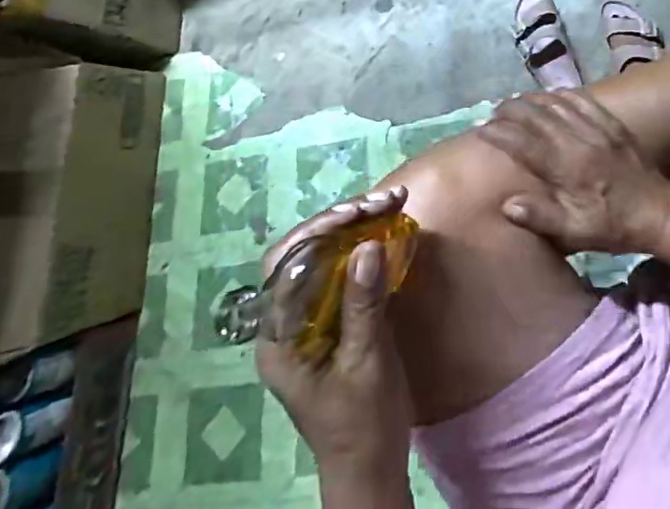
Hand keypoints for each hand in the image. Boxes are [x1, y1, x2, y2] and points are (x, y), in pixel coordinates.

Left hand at [256, 189, 414, 504]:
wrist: (370, 468)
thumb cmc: (362, 424)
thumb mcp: (366, 364)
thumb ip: (363, 305)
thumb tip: (369, 245)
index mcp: (278, 336)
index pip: (286, 266)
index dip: (318, 233)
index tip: (357, 214)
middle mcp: (287, 320)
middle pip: (303, 253)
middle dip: (340, 222)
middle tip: (382, 201)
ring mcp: (311, 317)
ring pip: (324, 256)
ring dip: (355, 228)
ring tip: (391, 203)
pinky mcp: (334, 316)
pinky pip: (343, 271)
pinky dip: (365, 248)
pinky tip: (389, 231)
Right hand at [476, 90, 669, 253]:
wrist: (657, 213)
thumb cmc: (612, 226)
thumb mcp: (577, 233)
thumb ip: (542, 218)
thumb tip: (508, 204)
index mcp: (569, 169)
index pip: (525, 144)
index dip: (500, 134)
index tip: (482, 129)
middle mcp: (581, 142)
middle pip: (539, 116)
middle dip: (513, 110)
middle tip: (494, 111)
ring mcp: (599, 129)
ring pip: (559, 103)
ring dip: (534, 99)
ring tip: (516, 101)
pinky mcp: (613, 124)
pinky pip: (584, 100)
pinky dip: (563, 94)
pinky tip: (552, 95)